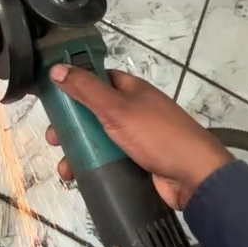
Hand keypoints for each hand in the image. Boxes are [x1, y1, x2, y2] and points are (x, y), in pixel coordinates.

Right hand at [45, 65, 231, 209]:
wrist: (196, 178)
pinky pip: (108, 160)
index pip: (95, 78)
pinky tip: (79, 179)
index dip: (73, 84)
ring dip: (78, 152)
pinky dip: (92, 167)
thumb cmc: (157, 135)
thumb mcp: (117, 109)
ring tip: (64, 169)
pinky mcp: (137, 162)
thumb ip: (86, 89)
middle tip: (53, 139)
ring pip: (97, 139)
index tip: (51, 97)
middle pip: (92, 112)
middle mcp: (132, 110)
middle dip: (70, 126)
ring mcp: (136, 137)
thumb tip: (56, 68)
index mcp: (130, 89)